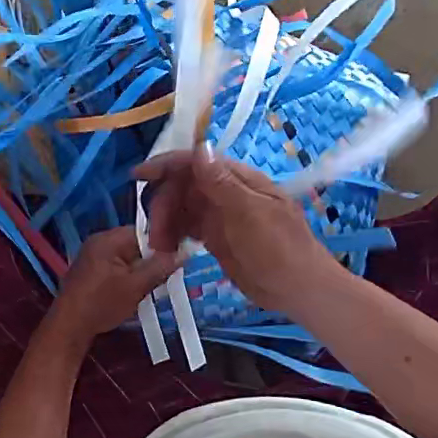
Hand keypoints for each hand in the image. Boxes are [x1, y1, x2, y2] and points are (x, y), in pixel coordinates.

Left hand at [45, 227, 182, 342]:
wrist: (69, 327)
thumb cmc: (102, 304)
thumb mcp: (136, 286)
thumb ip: (160, 267)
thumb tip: (185, 251)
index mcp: (108, 239)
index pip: (144, 231)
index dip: (163, 244)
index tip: (177, 260)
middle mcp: (98, 242)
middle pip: (135, 244)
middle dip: (152, 259)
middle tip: (167, 276)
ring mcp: (92, 256)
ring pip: (127, 257)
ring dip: (140, 270)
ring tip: (152, 285)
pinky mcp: (91, 271)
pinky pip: (116, 266)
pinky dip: (128, 276)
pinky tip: (135, 290)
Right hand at [135, 148, 340, 315]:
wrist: (299, 290)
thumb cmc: (279, 248)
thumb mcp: (250, 214)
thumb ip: (221, 183)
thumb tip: (200, 147)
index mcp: (238, 179)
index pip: (195, 162)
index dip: (165, 166)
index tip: (138, 176)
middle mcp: (226, 193)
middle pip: (183, 187)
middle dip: (163, 205)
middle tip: (154, 234)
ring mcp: (220, 216)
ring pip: (181, 209)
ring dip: (165, 223)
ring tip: (159, 248)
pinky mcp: (216, 238)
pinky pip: (187, 228)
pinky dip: (174, 235)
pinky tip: (167, 250)